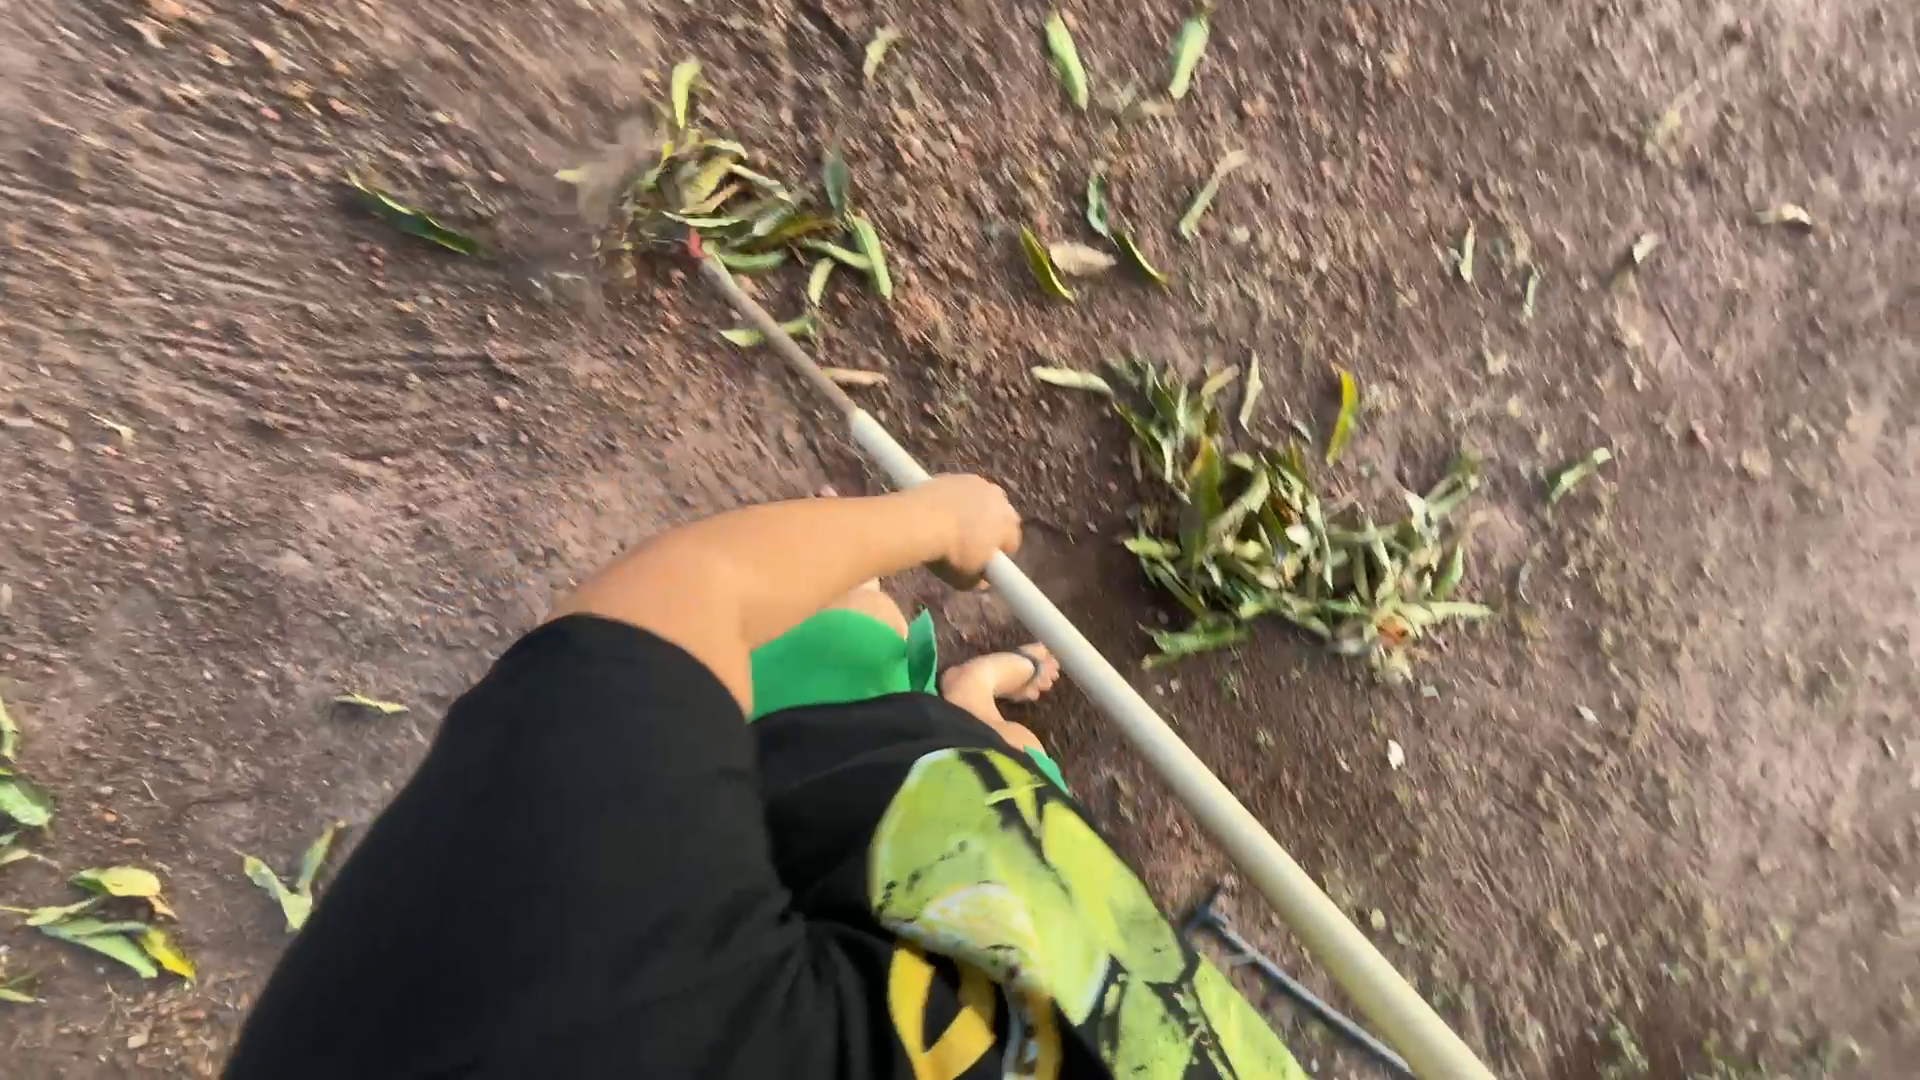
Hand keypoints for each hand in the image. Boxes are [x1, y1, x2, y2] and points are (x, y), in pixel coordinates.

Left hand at [906, 474, 1021, 588]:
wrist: (922, 521)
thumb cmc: (950, 554)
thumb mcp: (965, 579)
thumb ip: (978, 580)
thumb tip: (981, 580)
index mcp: (1009, 526)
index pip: (1012, 541)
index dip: (1000, 552)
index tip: (987, 560)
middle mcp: (1000, 501)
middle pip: (1001, 516)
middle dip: (991, 526)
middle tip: (971, 541)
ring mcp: (979, 484)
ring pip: (983, 499)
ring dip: (975, 509)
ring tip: (955, 523)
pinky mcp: (957, 475)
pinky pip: (963, 490)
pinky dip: (956, 498)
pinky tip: (942, 510)